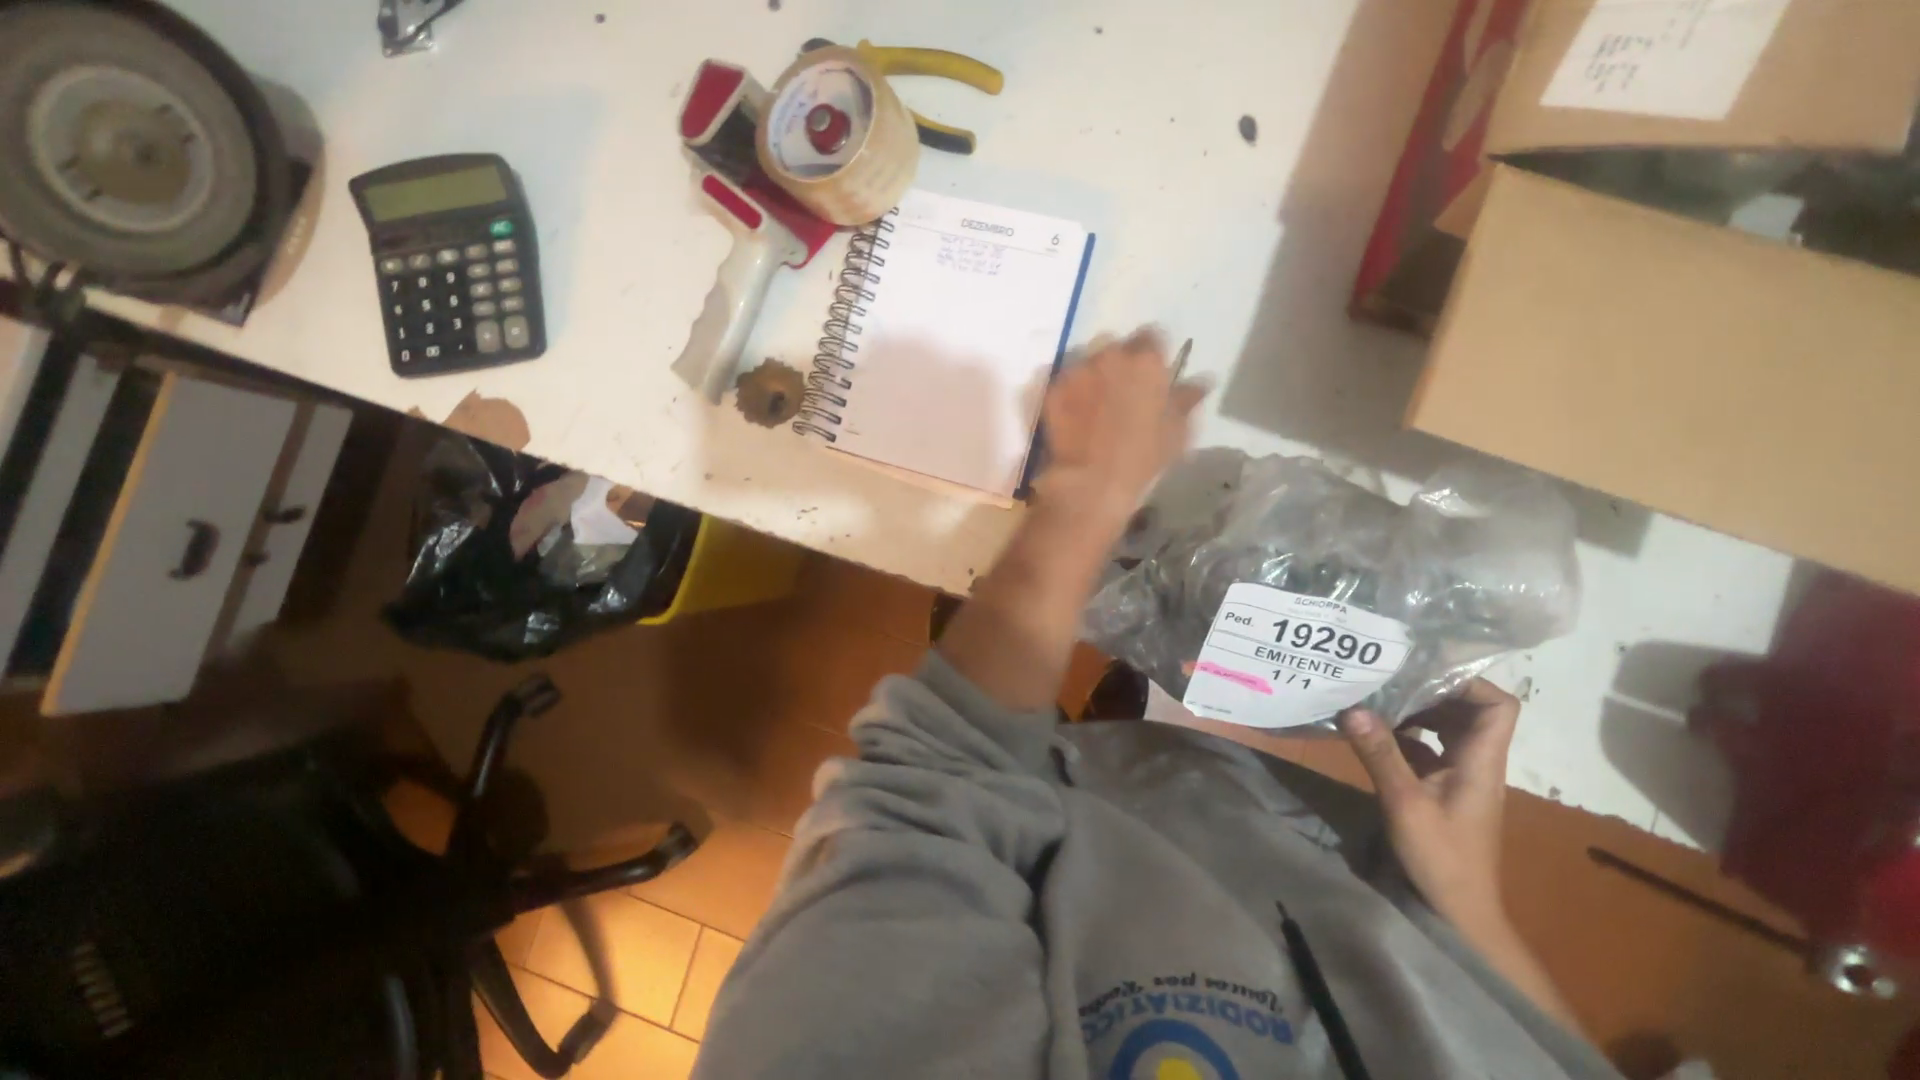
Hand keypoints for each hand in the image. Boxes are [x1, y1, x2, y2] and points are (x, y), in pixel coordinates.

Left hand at [1035, 328, 1207, 523]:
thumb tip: (1203, 380)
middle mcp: (1109, 355)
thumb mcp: (1176, 431)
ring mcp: (1077, 370)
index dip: (1153, 355)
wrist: (1092, 481)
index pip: (1153, 336)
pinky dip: (1071, 391)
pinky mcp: (1052, 388)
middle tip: (1124, 389)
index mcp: (1145, 360)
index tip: (1152, 374)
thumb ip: (1187, 399)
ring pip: (1088, 360)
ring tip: (1097, 402)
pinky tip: (1076, 413)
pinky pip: (1065, 380)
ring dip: (1095, 373)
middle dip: (1121, 362)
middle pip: (1116, 345)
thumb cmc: (1143, 457)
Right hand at [1338, 680, 1519, 935]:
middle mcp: (1477, 763)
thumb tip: (1354, 708)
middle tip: (1389, 680)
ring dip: (1416, 712)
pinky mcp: (1442, 791)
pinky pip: (1428, 750)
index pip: (1498, 706)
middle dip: (1430, 691)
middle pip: (1469, 711)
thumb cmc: (1441, 857)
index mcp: (1481, 761)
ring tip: (1377, 700)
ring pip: (1447, 729)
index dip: (1469, 682)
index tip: (1424, 671)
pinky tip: (1373, 734)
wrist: (1459, 911)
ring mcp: (1460, 777)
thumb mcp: (1404, 803)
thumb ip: (1380, 754)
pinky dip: (1405, 737)